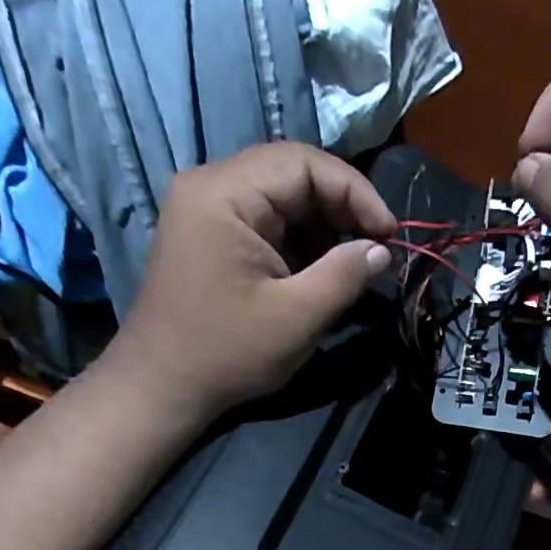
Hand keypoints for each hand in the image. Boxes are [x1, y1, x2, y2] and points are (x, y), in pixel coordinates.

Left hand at [106, 142, 396, 415]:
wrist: (161, 386)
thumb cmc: (227, 353)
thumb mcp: (296, 318)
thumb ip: (344, 276)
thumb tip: (382, 250)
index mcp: (223, 194)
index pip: (303, 162)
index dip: (355, 191)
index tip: (388, 233)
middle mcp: (210, 187)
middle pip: (291, 173)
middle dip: (341, 207)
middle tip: (375, 247)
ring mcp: (206, 210)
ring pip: (281, 196)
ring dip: (323, 225)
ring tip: (353, 262)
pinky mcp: (210, 234)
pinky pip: (265, 220)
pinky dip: (300, 239)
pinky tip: (321, 269)